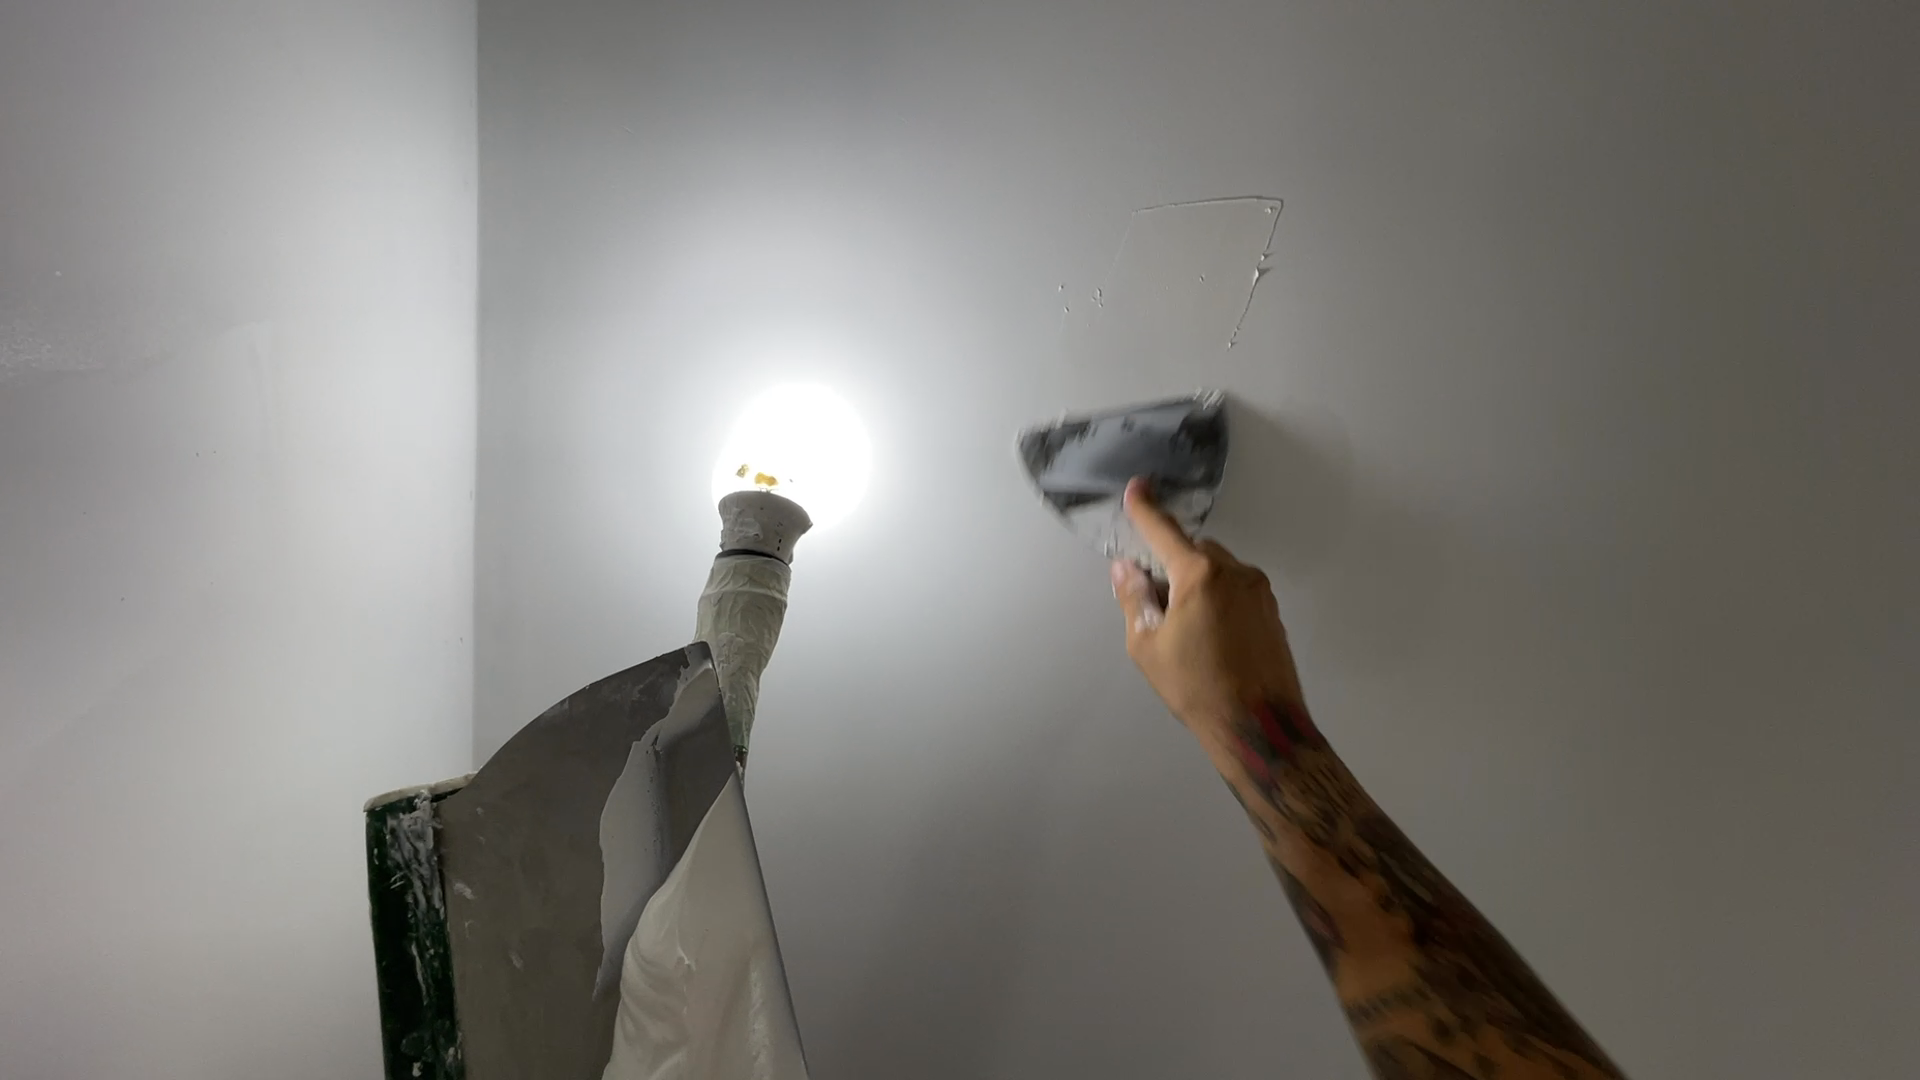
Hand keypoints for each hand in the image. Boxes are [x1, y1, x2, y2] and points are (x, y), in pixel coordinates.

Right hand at [1111, 477, 1306, 731]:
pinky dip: (1216, 594)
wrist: (1259, 727)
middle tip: (1155, 600)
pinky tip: (1208, 632)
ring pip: (1217, 567)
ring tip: (1183, 625)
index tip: (1136, 487)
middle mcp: (1234, 573)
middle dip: (1171, 562)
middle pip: (1194, 550)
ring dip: (1195, 580)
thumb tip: (1125, 568)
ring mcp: (1258, 590)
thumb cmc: (1196, 688)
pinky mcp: (1270, 609)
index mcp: (1199, 576)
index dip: (1145, 509)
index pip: (1164, 531)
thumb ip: (1135, 598)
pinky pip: (1235, 586)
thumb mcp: (1147, 645)